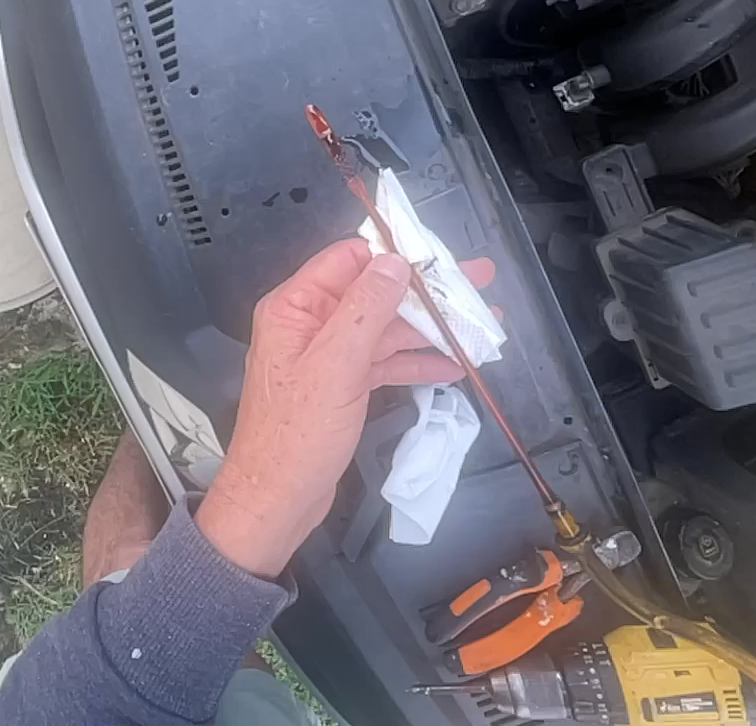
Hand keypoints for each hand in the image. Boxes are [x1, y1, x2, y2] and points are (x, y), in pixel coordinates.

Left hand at [197, 239, 494, 578]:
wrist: (277, 499)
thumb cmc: (296, 435)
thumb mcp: (335, 364)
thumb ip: (365, 309)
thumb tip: (393, 261)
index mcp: (295, 308)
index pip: (346, 260)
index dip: (392, 255)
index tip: (438, 257)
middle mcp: (309, 324)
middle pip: (372, 293)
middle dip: (423, 292)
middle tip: (475, 284)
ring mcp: (326, 355)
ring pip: (382, 329)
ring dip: (428, 328)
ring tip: (477, 325)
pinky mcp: (340, 384)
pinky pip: (381, 361)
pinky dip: (415, 362)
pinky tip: (453, 364)